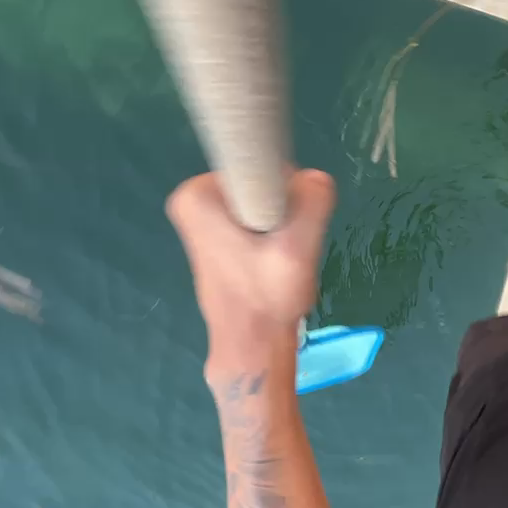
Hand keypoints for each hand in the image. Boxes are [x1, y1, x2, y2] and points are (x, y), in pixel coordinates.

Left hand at [167, 170, 336, 375]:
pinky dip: (274, 235)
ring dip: (282, 227)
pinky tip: (274, 261)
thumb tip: (316, 179)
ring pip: (266, 200)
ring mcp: (204, 216)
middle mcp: (192, 199)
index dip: (287, 194)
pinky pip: (260, 215)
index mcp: (197, 194)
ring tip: (280, 258)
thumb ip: (312, 203)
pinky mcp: (218, 233)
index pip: (262, 164)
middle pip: (263, 182)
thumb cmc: (268, 297)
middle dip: (284, 212)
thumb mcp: (298, 249)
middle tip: (287, 248)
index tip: (290, 229)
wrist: (252, 342)